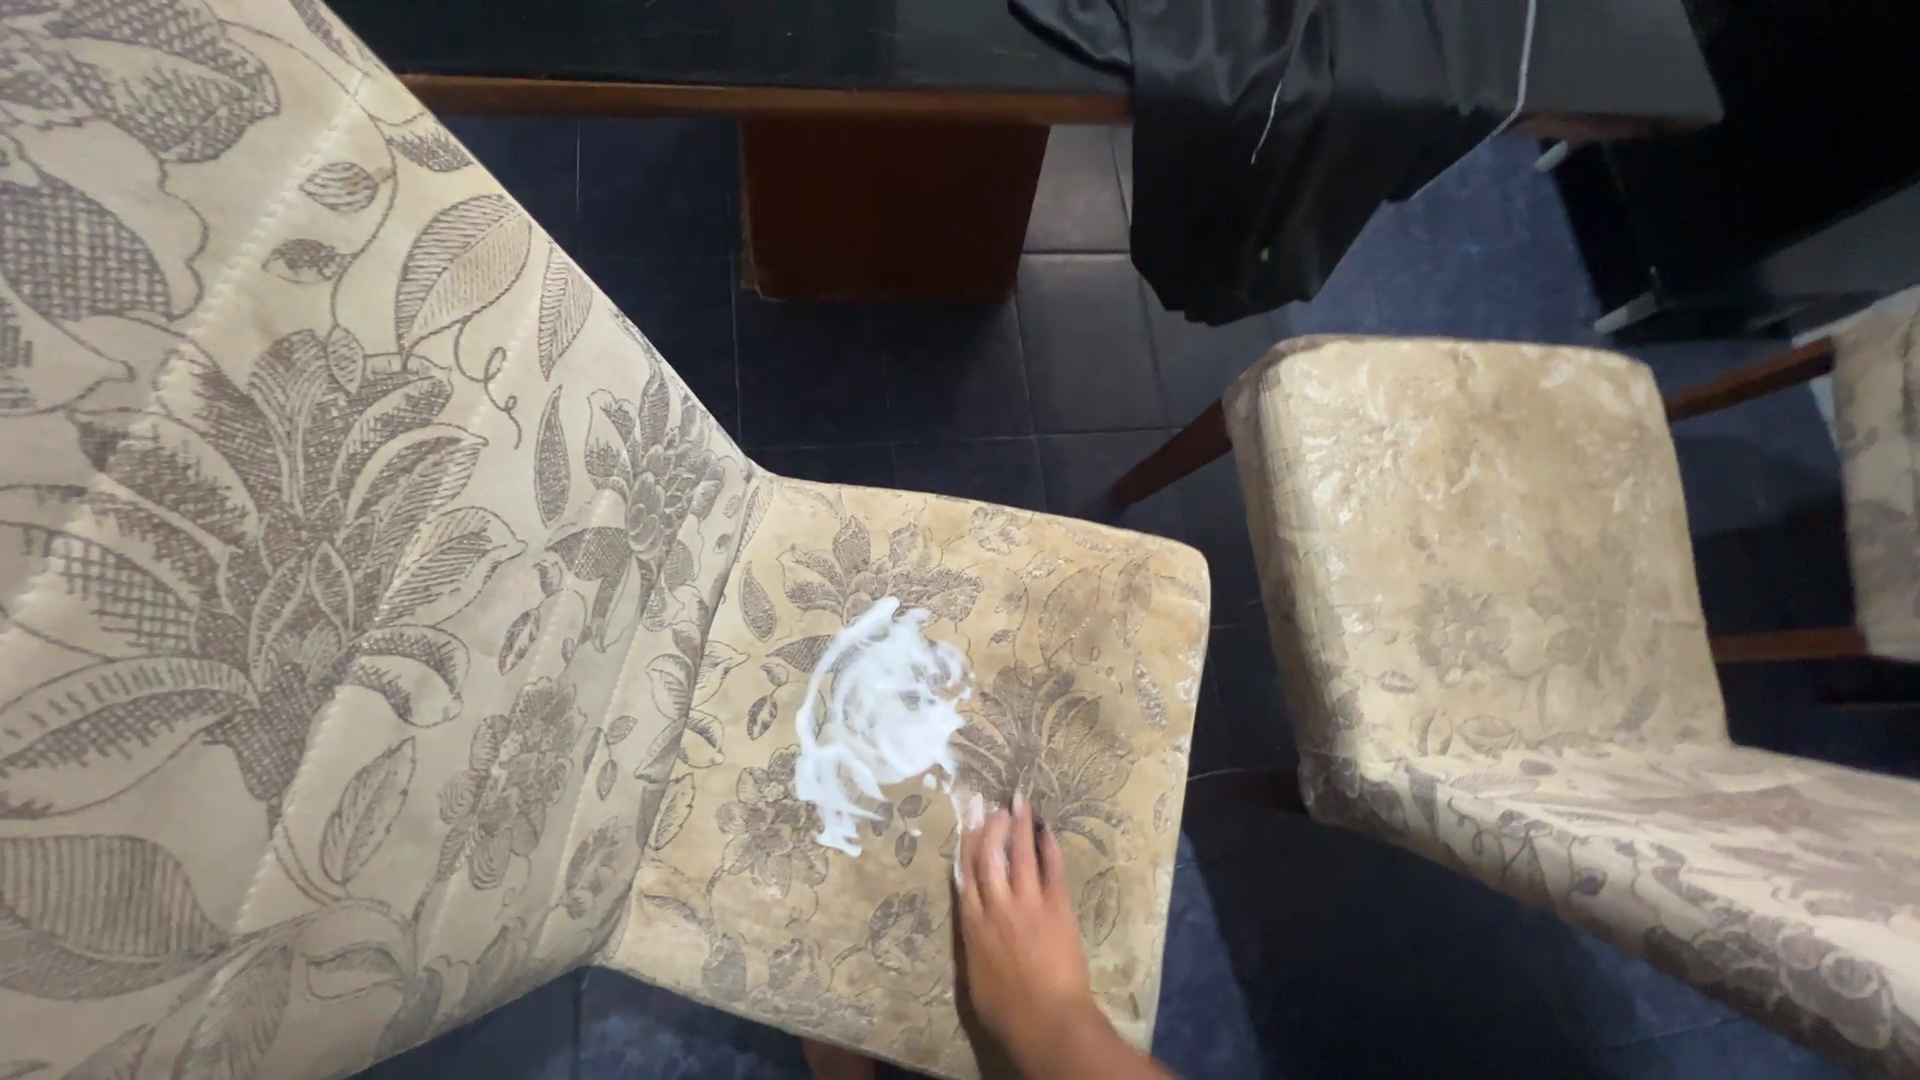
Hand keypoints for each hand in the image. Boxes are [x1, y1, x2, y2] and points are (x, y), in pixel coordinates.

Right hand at [954, 793, 1171, 1079]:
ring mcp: (1028, 903)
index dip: (967, 842)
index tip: (969, 819)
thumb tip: (973, 919)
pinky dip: (1049, 847)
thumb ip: (972, 941)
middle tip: (992, 804)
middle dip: (990, 826)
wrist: (1047, 1022)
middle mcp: (996, 906)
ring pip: (1020, 854)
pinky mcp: (1057, 907)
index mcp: (973, 924)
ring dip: (1019, 826)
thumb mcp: (974, 976)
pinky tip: (1047, 830)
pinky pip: (1052, 869)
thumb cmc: (1006, 1011)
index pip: (967, 872)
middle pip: (989, 855)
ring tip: (1019, 802)